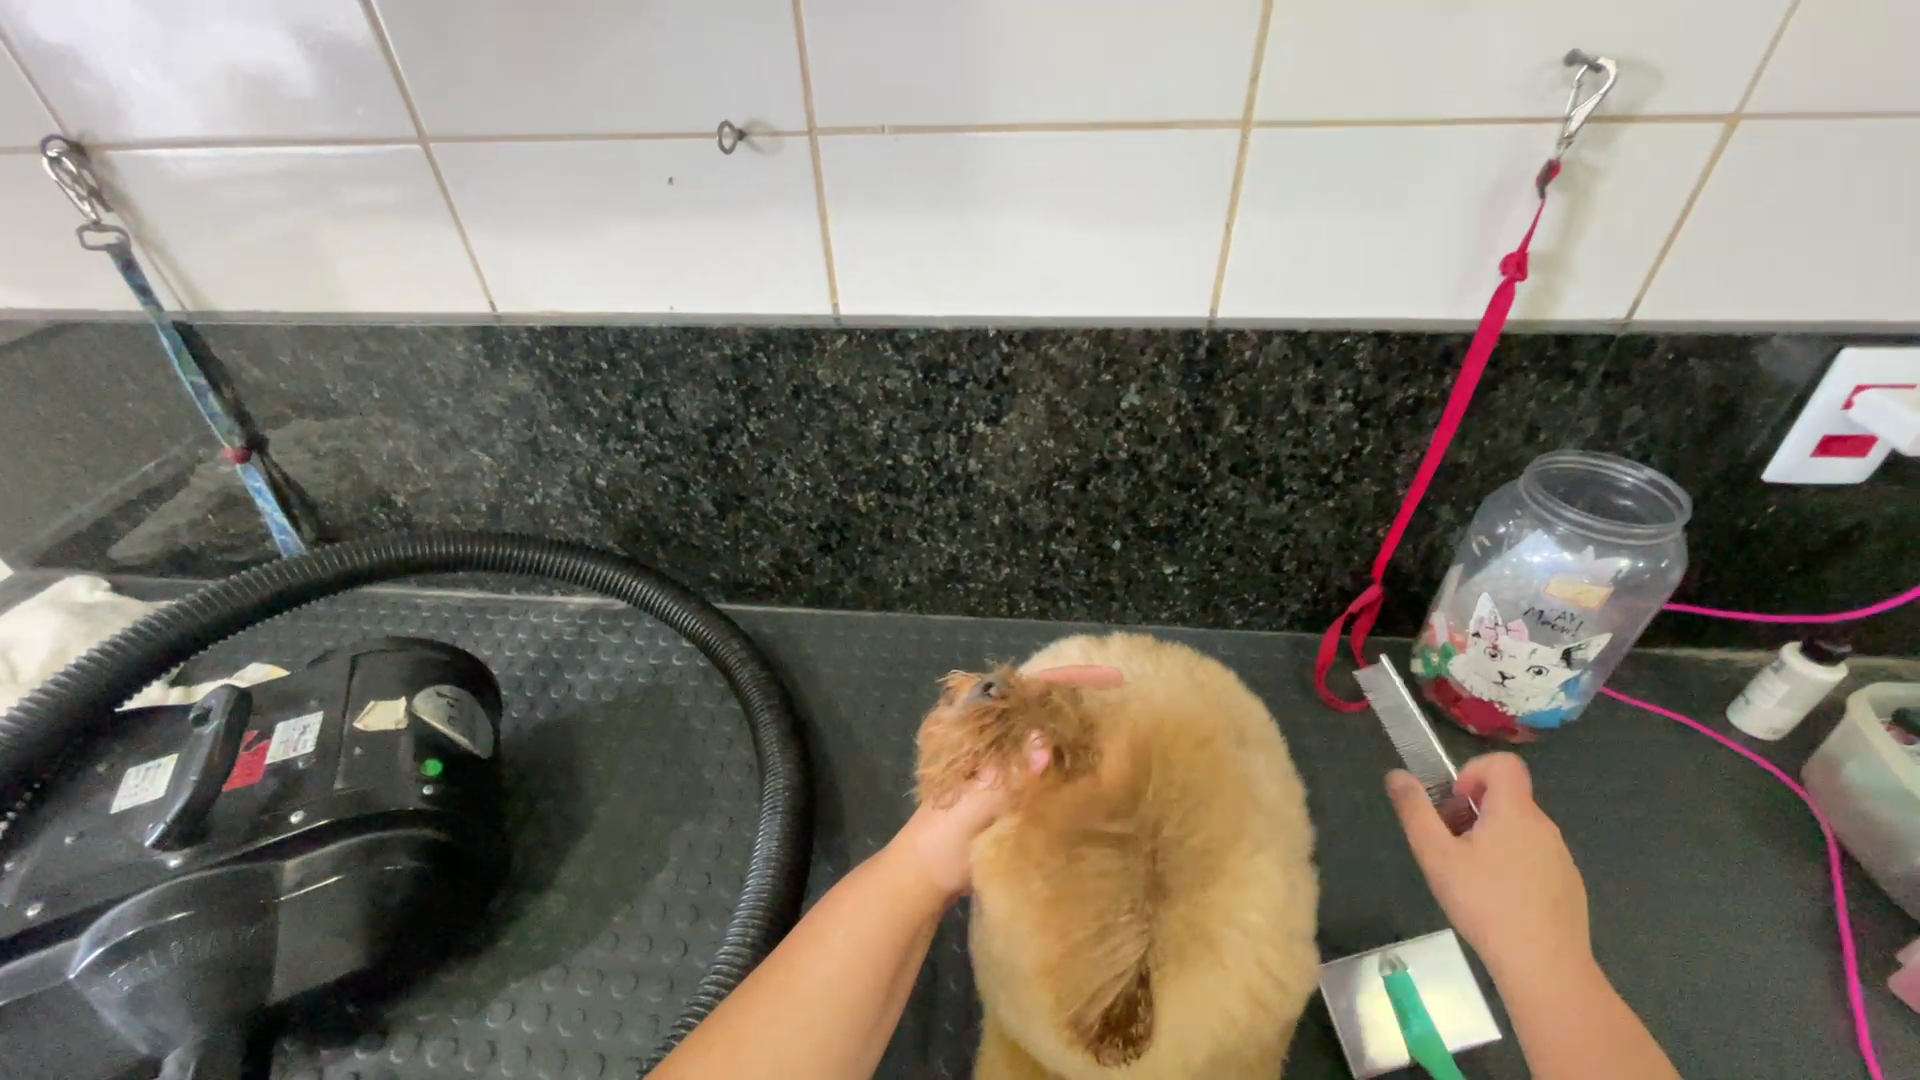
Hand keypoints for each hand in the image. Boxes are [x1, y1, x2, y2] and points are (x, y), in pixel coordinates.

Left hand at [890, 664, 1123, 900]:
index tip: (1112, 677)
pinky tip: (1099, 762)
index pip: (1026, 687)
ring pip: (1048, 727)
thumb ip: (1005, 776)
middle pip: (1041, 701)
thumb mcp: (972, 806)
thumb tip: (1043, 742)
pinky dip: (1073, 756)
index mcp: (974, 722)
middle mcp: (992, 731)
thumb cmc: (942, 835)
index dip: (1068, 678)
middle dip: (1081, 697)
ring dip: (1079, 725)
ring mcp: (1003, 755)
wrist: (927, 874)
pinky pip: (1049, 758)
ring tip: (1121, 727)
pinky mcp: (1013, 780)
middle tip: (1126, 701)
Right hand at [1386, 752, 1591, 982]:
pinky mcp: (1568, 884)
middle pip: (1505, 798)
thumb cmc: (1484, 902)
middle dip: (1471, 811)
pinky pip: (1534, 856)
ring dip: (1489, 838)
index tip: (1455, 803)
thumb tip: (1397, 775)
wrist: (1545, 966)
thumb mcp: (1435, 854)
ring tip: (1469, 876)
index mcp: (1514, 812)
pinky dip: (1511, 863)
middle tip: (1449, 845)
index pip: (1504, 763)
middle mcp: (1543, 826)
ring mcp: (1560, 856)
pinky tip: (1497, 899)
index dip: (1473, 771)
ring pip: (1518, 828)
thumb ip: (1415, 810)